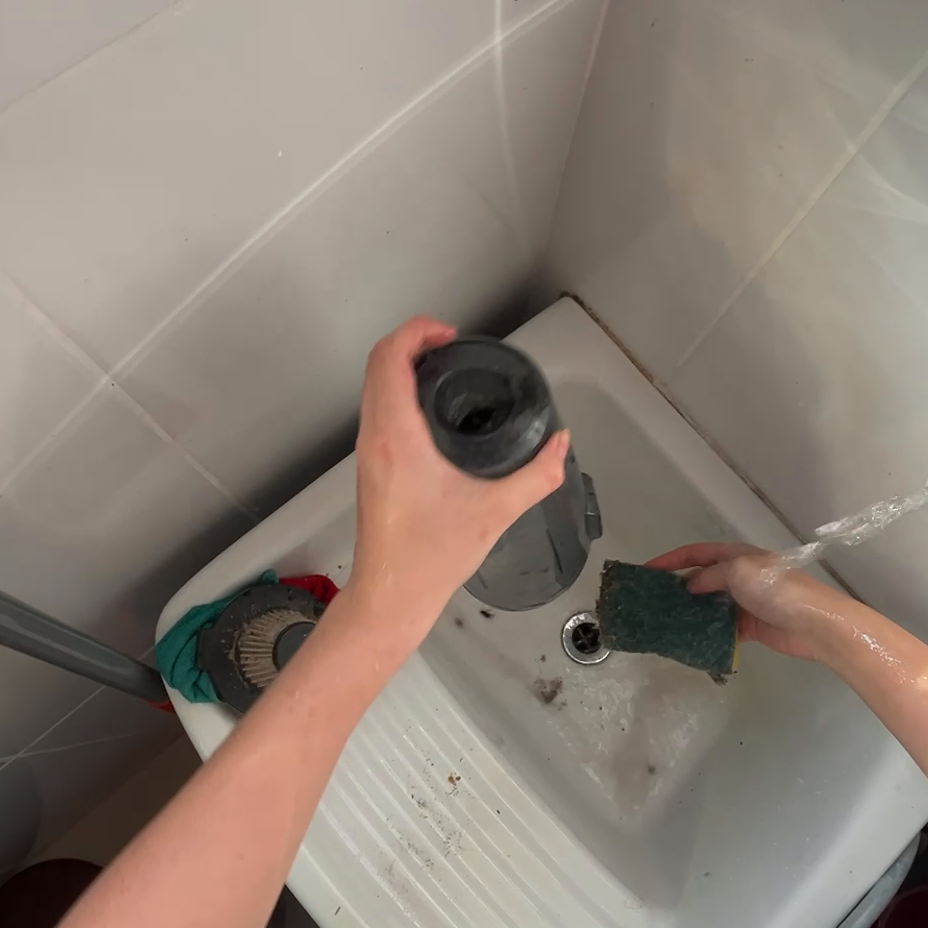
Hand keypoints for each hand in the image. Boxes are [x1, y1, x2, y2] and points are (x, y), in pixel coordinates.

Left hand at [346, 316, 568, 631]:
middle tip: (451, 346)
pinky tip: (431, 409)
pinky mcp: (371, 467)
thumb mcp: (495, 513)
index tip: (450, 336)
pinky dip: (397, 392)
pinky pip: (377, 410)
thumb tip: (560, 445)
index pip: (390, 358)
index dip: (417, 332)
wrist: (391, 595)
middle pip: (377, 365)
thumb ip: (537, 476)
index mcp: (397, 438)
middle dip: (412, 342)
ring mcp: (368, 453)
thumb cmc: (430, 558)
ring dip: (402, 366)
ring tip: (444, 370)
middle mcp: (374, 438)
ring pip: (373, 387)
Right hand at [643, 543, 866, 664]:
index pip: (695, 553)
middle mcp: (738, 576)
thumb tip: (690, 585)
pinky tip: (688, 639)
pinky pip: (720, 628)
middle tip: (651, 600)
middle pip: (700, 578)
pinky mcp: (749, 626)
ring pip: (708, 605)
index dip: (670, 559)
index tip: (646, 570)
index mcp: (736, 556)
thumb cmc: (777, 589)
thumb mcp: (739, 571)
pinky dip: (705, 632)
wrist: (815, 624)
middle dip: (676, 587)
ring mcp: (744, 602)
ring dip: (689, 611)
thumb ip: (710, 575)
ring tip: (664, 621)